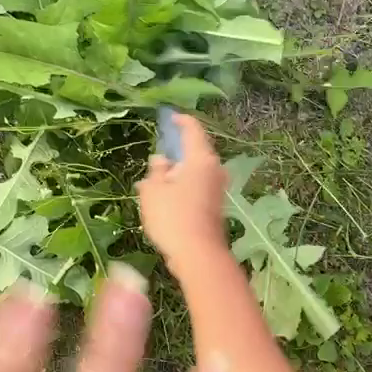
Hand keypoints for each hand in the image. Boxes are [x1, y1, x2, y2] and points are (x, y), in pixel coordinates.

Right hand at [137, 113, 230, 270]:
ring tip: (160, 174)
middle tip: (162, 147)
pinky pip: (199, 183)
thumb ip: (156, 171)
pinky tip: (169, 194)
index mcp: (200, 158)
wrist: (198, 254)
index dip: (181, 121)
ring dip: (181, 168)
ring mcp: (218, 187)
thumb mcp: (153, 191)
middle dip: (179, 148)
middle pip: (197, 149)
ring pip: (198, 168)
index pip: (193, 130)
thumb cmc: (172, 218)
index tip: (170, 117)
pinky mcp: (216, 203)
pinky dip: (186, 182)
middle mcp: (214, 168)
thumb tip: (161, 159)